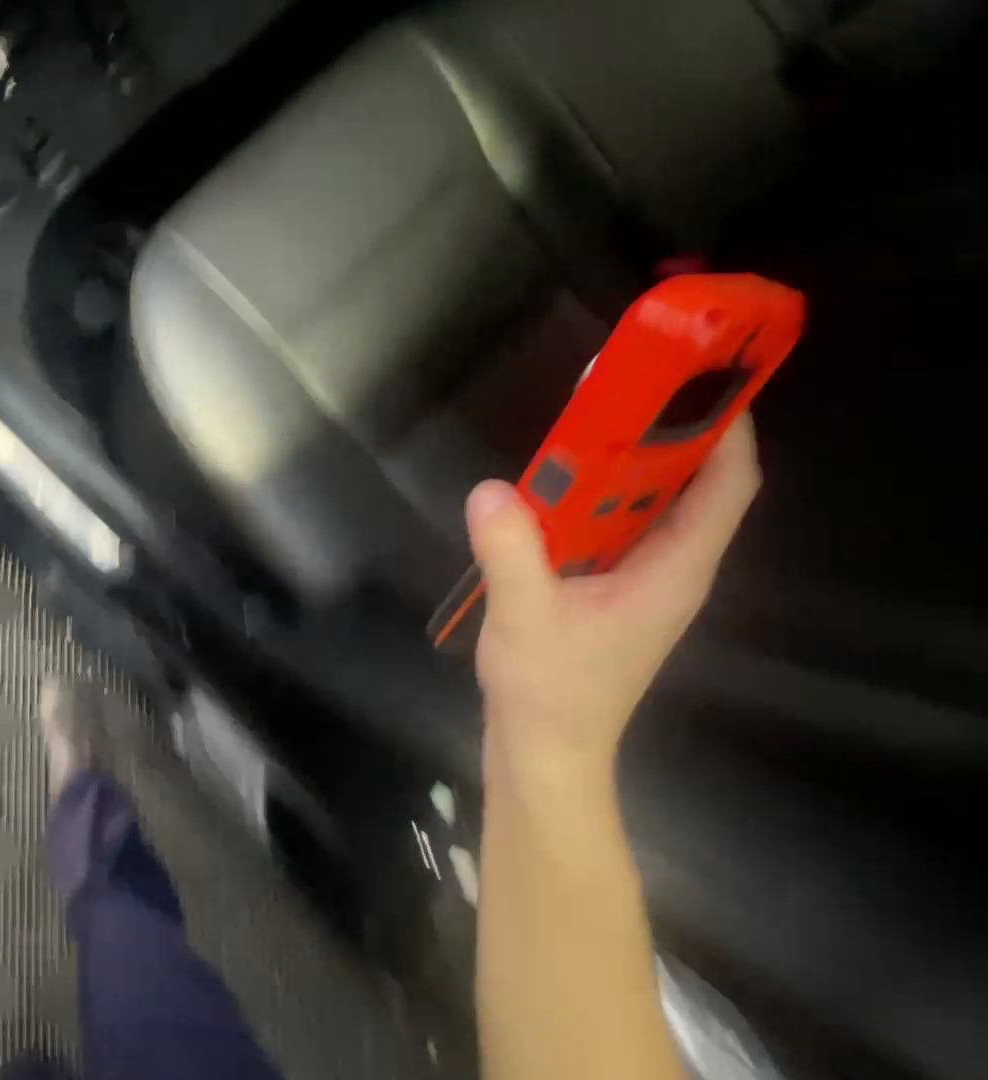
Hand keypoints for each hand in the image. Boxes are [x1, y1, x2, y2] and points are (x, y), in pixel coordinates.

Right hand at [466, 418, 760, 773]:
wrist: (544, 751)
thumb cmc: (551, 689)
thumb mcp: (524, 617)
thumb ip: (510, 552)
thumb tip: (489, 489)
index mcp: (673, 571)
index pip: (725, 487)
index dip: (724, 431)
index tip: (693, 381)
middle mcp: (668, 572)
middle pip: (686, 490)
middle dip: (660, 439)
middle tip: (613, 396)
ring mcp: (638, 587)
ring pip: (645, 512)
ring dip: (619, 472)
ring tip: (577, 434)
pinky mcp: (607, 597)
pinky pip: (612, 534)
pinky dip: (589, 506)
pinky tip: (546, 499)